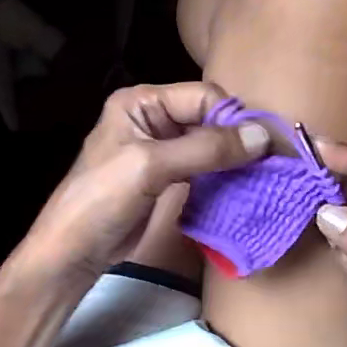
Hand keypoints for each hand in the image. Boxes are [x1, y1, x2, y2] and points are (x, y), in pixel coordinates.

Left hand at [18, 83, 269, 279]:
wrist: (74, 249)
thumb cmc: (101, 199)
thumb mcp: (150, 166)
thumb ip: (204, 149)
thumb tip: (261, 137)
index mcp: (140, 102)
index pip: (201, 97)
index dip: (234, 118)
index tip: (266, 145)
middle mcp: (151, 119)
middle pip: (207, 119)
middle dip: (237, 140)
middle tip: (273, 162)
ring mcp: (158, 150)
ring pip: (208, 146)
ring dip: (233, 161)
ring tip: (264, 176)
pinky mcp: (164, 178)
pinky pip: (202, 169)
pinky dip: (222, 177)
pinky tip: (242, 188)